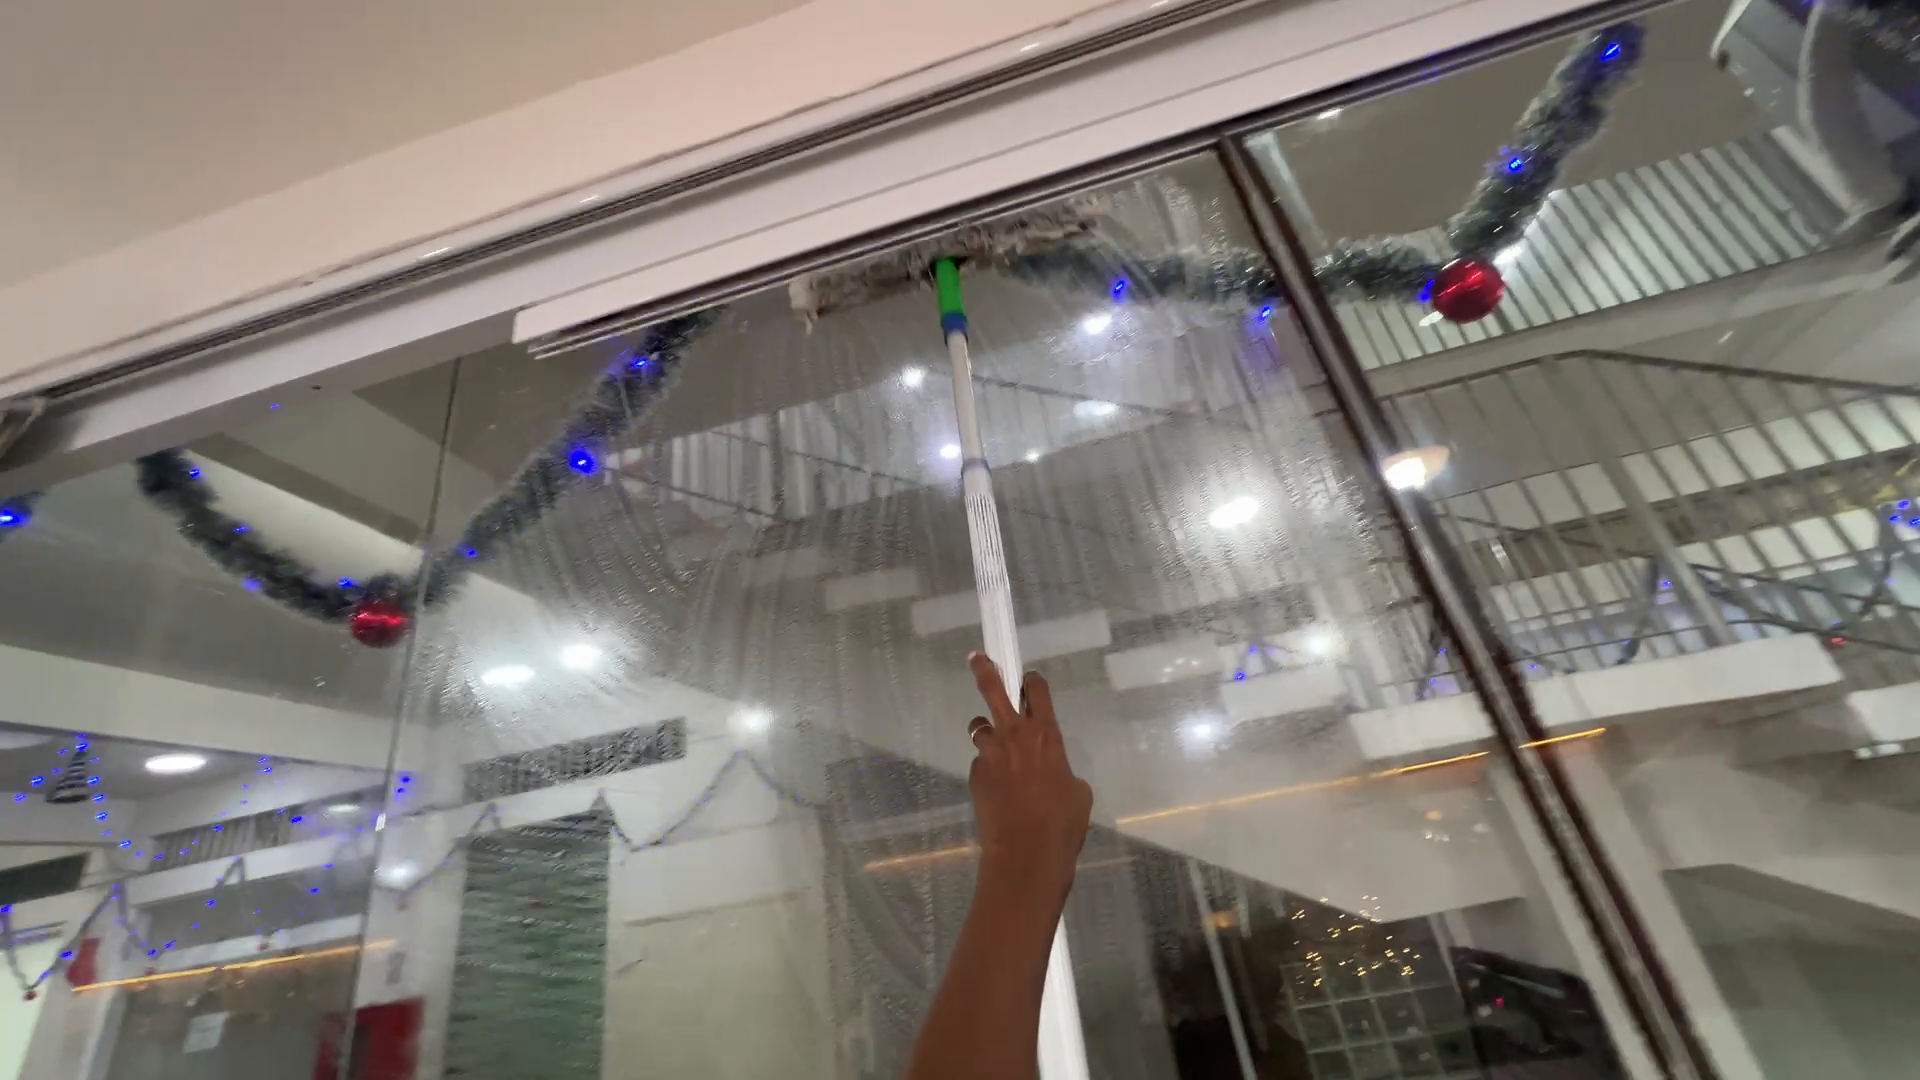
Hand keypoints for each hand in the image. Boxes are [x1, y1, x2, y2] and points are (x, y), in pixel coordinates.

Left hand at [965, 652, 1093, 900]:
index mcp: (1046, 735)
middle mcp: (1014, 735)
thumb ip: (1061, 768)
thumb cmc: (1063, 822)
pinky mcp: (975, 774)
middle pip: (993, 690)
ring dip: (986, 731)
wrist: (1027, 853)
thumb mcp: (1077, 791)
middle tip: (976, 657)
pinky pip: (981, 762)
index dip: (1033, 681)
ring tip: (993, 744)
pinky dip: (988, 768)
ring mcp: (990, 754)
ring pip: (980, 727)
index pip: (1038, 691)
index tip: (1028, 678)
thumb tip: (1051, 770)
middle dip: (984, 670)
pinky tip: (999, 791)